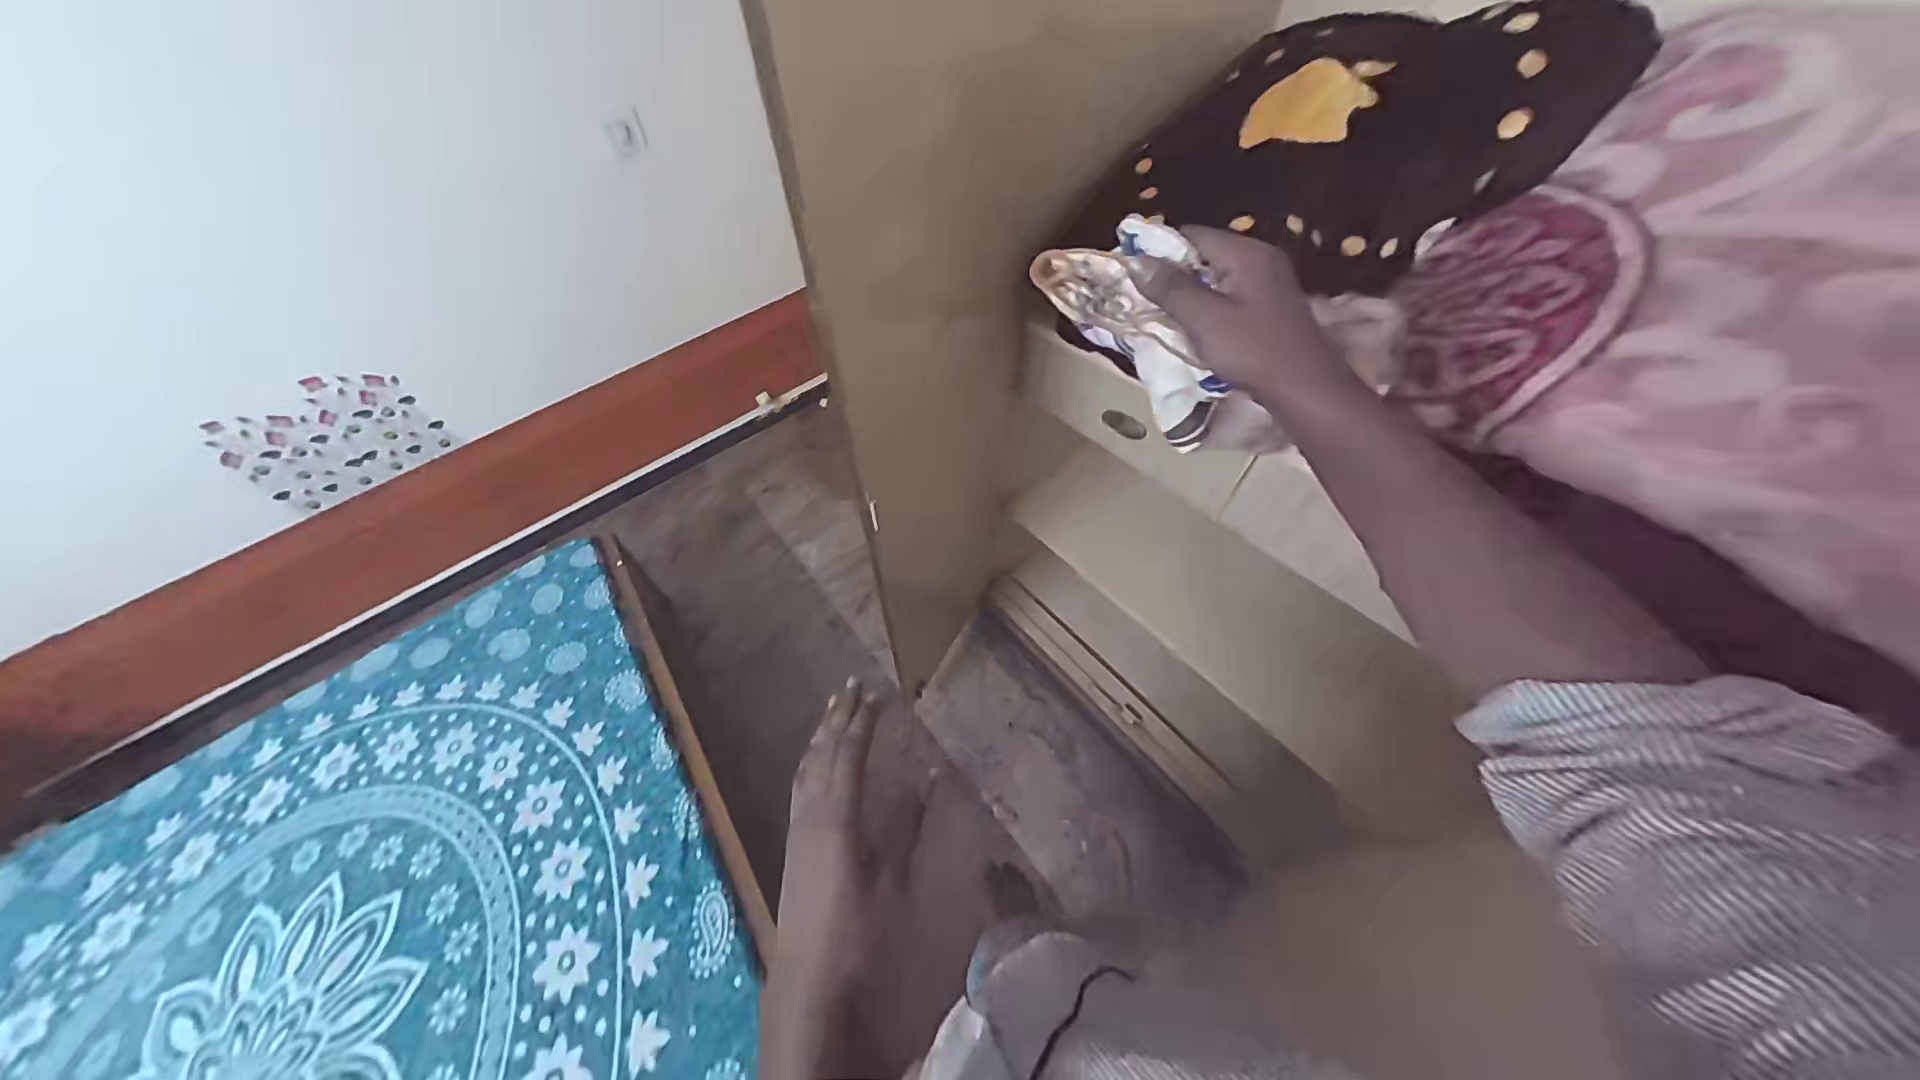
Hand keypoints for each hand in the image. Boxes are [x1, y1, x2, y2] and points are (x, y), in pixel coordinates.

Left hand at [762, 677, 886, 1079]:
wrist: (809, 975)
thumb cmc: (859, 927)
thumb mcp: (895, 876)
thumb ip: (912, 825)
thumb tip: (931, 780)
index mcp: (838, 815)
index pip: (850, 754)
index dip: (865, 721)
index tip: (878, 694)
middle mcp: (812, 811)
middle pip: (823, 751)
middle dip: (838, 716)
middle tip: (852, 685)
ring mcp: (798, 825)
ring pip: (807, 765)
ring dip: (821, 733)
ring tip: (833, 708)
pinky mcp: (794, 840)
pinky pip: (801, 782)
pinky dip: (812, 759)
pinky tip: (816, 759)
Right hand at [1131, 226, 1361, 408]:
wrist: (1304, 387)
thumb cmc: (1253, 351)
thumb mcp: (1204, 320)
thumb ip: (1170, 289)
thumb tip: (1137, 262)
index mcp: (1246, 254)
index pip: (1192, 234)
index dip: (1159, 250)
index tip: (1133, 274)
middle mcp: (1260, 258)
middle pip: (1204, 253)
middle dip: (1172, 274)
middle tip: (1145, 299)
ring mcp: (1268, 281)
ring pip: (1216, 275)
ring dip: (1189, 292)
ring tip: (1165, 315)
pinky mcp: (1270, 304)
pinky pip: (1229, 293)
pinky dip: (1208, 304)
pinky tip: (1196, 326)